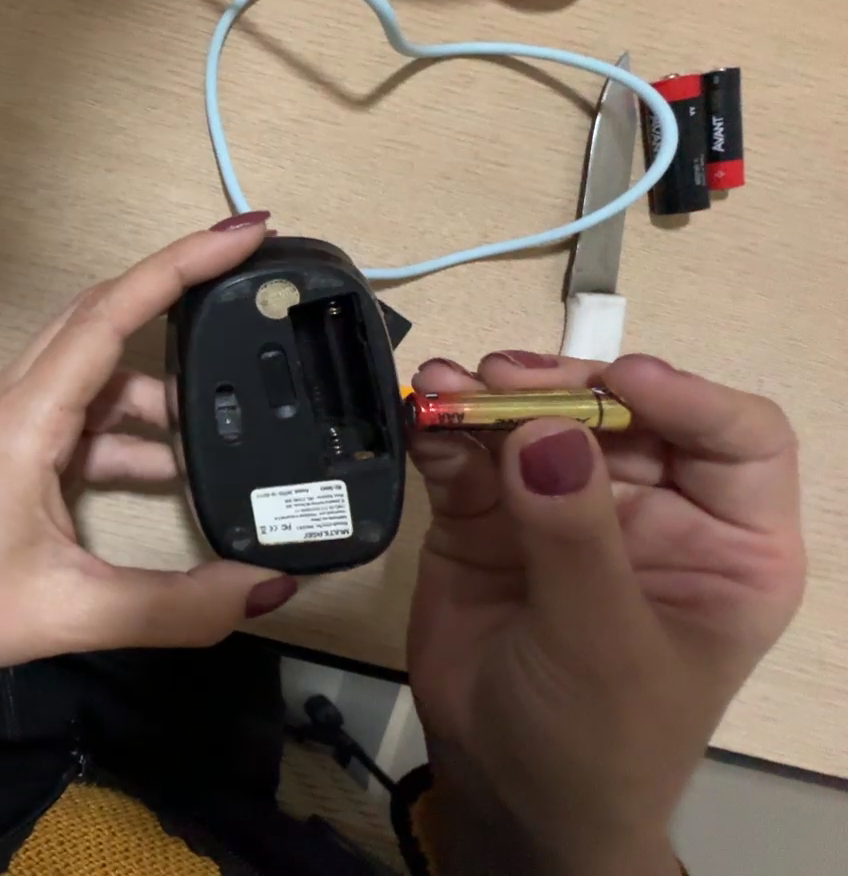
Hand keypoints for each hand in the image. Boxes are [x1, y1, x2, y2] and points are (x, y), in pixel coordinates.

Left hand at [0, 218, 297, 689]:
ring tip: (231, 422)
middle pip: (101, 317)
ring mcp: (13, 415)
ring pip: (97, 370)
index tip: (243, 232)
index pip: (107, 316)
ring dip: (160, 389)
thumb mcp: (71, 610)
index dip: (177, 267)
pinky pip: (85, 412)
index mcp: (24, 417)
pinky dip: (133, 430)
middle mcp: (16, 397)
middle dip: (177, 291)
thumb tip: (268, 586)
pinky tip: (174, 470)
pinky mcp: (16, 439)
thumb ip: (173, 606)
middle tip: (252, 283)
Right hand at [406, 352, 804, 875]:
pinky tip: (419, 416)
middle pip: (611, 416)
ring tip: (440, 385)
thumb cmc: (595, 729)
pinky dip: (438, 432)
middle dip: (557, 387)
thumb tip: (544, 433)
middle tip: (495, 376)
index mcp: (719, 541)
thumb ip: (575, 537)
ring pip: (524, 427)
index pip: (731, 440)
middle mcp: (638, 510)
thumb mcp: (603, 641)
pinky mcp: (475, 518)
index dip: (683, 397)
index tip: (614, 379)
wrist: (500, 774)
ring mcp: (547, 510)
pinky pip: (459, 459)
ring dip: (483, 398)